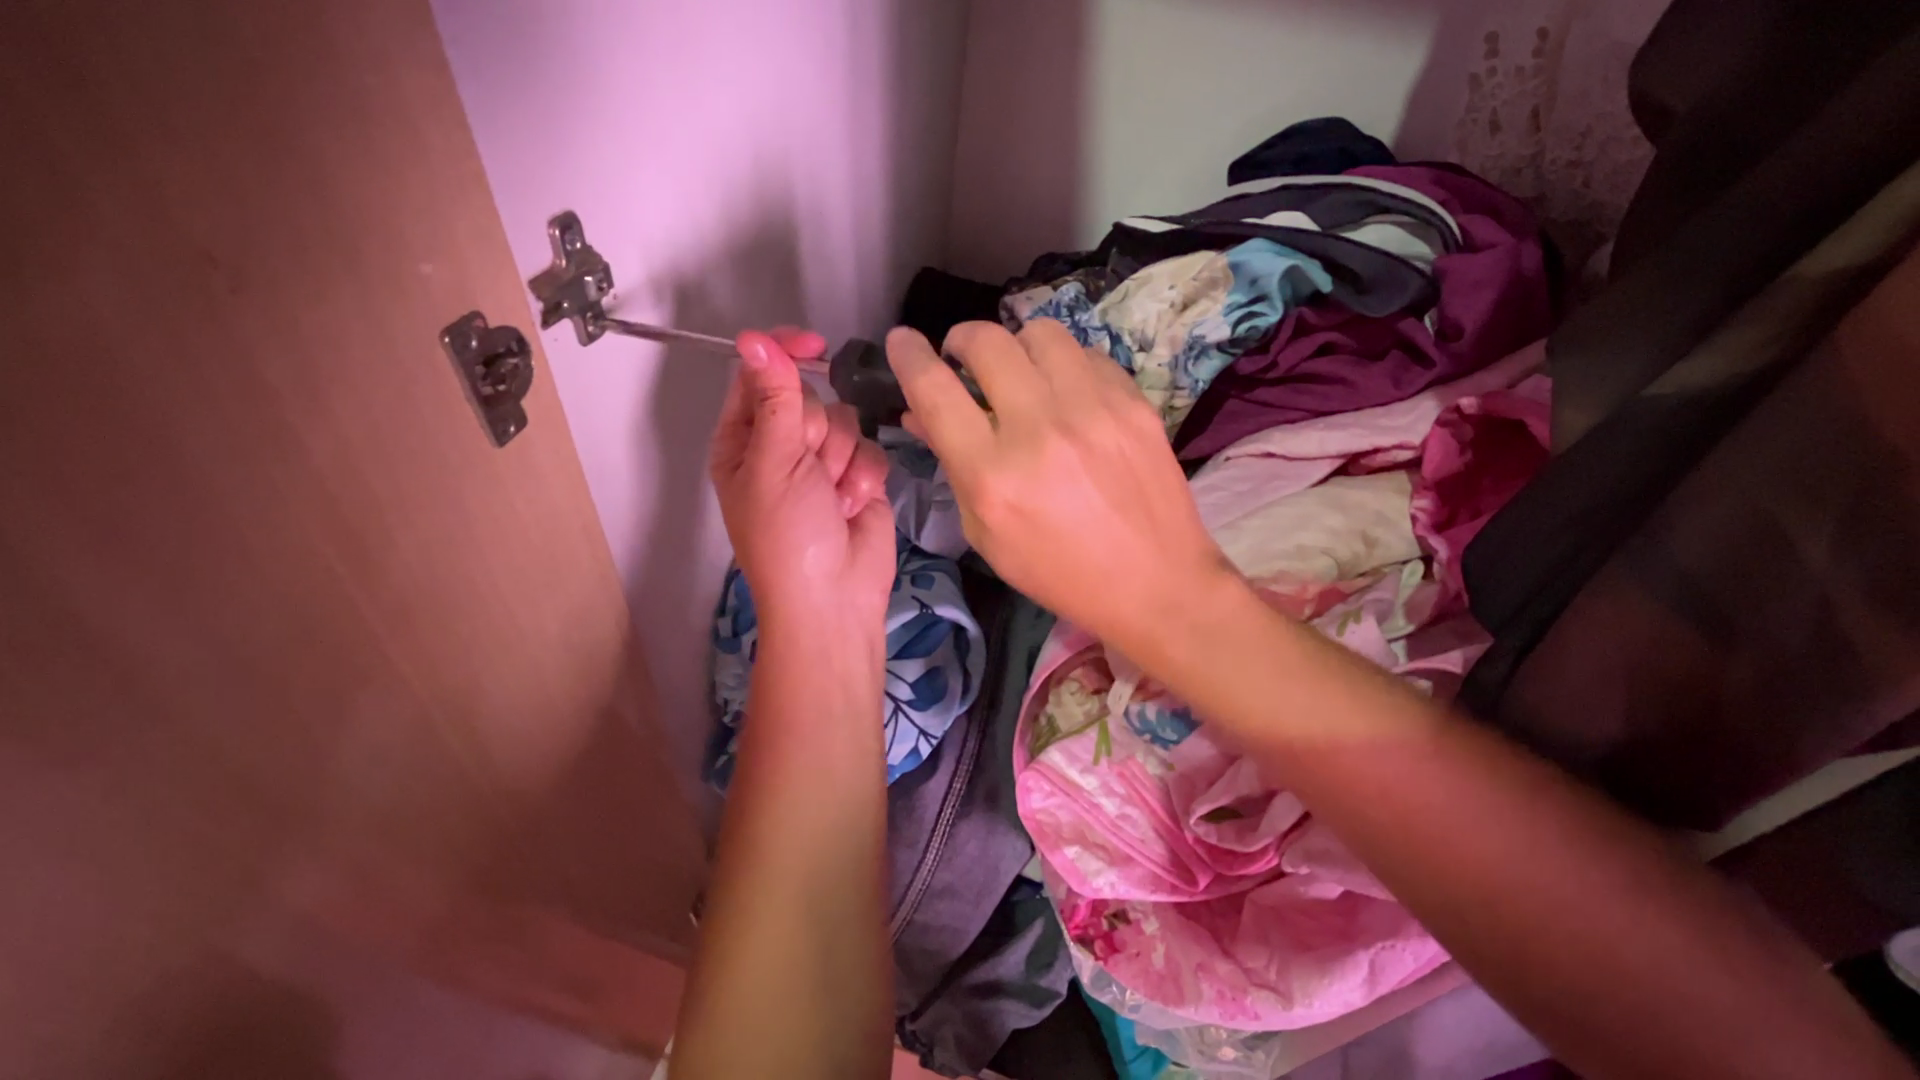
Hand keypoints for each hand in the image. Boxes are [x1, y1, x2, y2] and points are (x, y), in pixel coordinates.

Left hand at [711, 327, 895, 634]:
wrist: (833, 599)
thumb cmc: (788, 536)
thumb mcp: (774, 463)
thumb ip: (774, 397)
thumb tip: (754, 337)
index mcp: (742, 440)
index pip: (759, 375)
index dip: (784, 355)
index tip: (813, 344)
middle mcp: (781, 446)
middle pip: (811, 396)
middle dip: (819, 432)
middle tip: (811, 471)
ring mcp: (823, 463)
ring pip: (847, 421)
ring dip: (843, 461)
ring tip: (832, 499)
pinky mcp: (859, 478)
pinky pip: (871, 449)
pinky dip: (866, 479)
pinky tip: (854, 508)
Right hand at [885, 320, 1231, 649]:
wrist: (1155, 582)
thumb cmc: (1058, 571)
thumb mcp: (987, 533)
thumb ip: (951, 466)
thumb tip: (919, 412)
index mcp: (993, 475)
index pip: (935, 389)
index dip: (908, 356)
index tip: (902, 341)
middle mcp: (1039, 430)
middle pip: (986, 342)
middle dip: (962, 340)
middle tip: (964, 359)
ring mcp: (1093, 410)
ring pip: (1040, 333)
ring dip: (1017, 345)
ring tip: (1021, 373)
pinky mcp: (1133, 403)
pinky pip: (1087, 354)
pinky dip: (1066, 366)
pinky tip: (1068, 394)